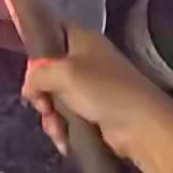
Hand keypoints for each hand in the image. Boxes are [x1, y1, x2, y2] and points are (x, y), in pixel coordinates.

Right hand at [22, 27, 172, 158]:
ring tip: (57, 128)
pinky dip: (62, 127)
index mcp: (82, 40)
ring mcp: (92, 86)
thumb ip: (36, 75)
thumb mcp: (60, 73)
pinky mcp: (95, 110)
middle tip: (43, 105)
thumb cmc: (102, 90)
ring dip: (50, 115)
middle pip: (47, 72)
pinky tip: (64, 138)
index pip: (49, 34)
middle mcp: (86, 59)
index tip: (31, 73)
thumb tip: (30, 88)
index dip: (36, 53)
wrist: (142, 126)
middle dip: (41, 93)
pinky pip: (67, 115)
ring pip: (54, 97)